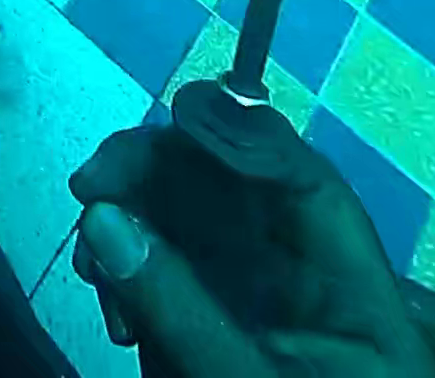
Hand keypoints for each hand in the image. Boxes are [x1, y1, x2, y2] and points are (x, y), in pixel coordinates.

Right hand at [69, 118, 434, 377]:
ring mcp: (241, 275)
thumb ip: (181, 312)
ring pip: (177, 198)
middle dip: (151, 164)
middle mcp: (291, 260)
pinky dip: (121, 255)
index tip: (169, 121)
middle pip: (224, 170)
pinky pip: (152, 243)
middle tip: (88, 187)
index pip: (302, 179)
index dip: (239, 134)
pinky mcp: (198, 293)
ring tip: (89, 269)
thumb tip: (101, 215)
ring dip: (125, 209)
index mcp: (345, 286)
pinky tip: (108, 308)